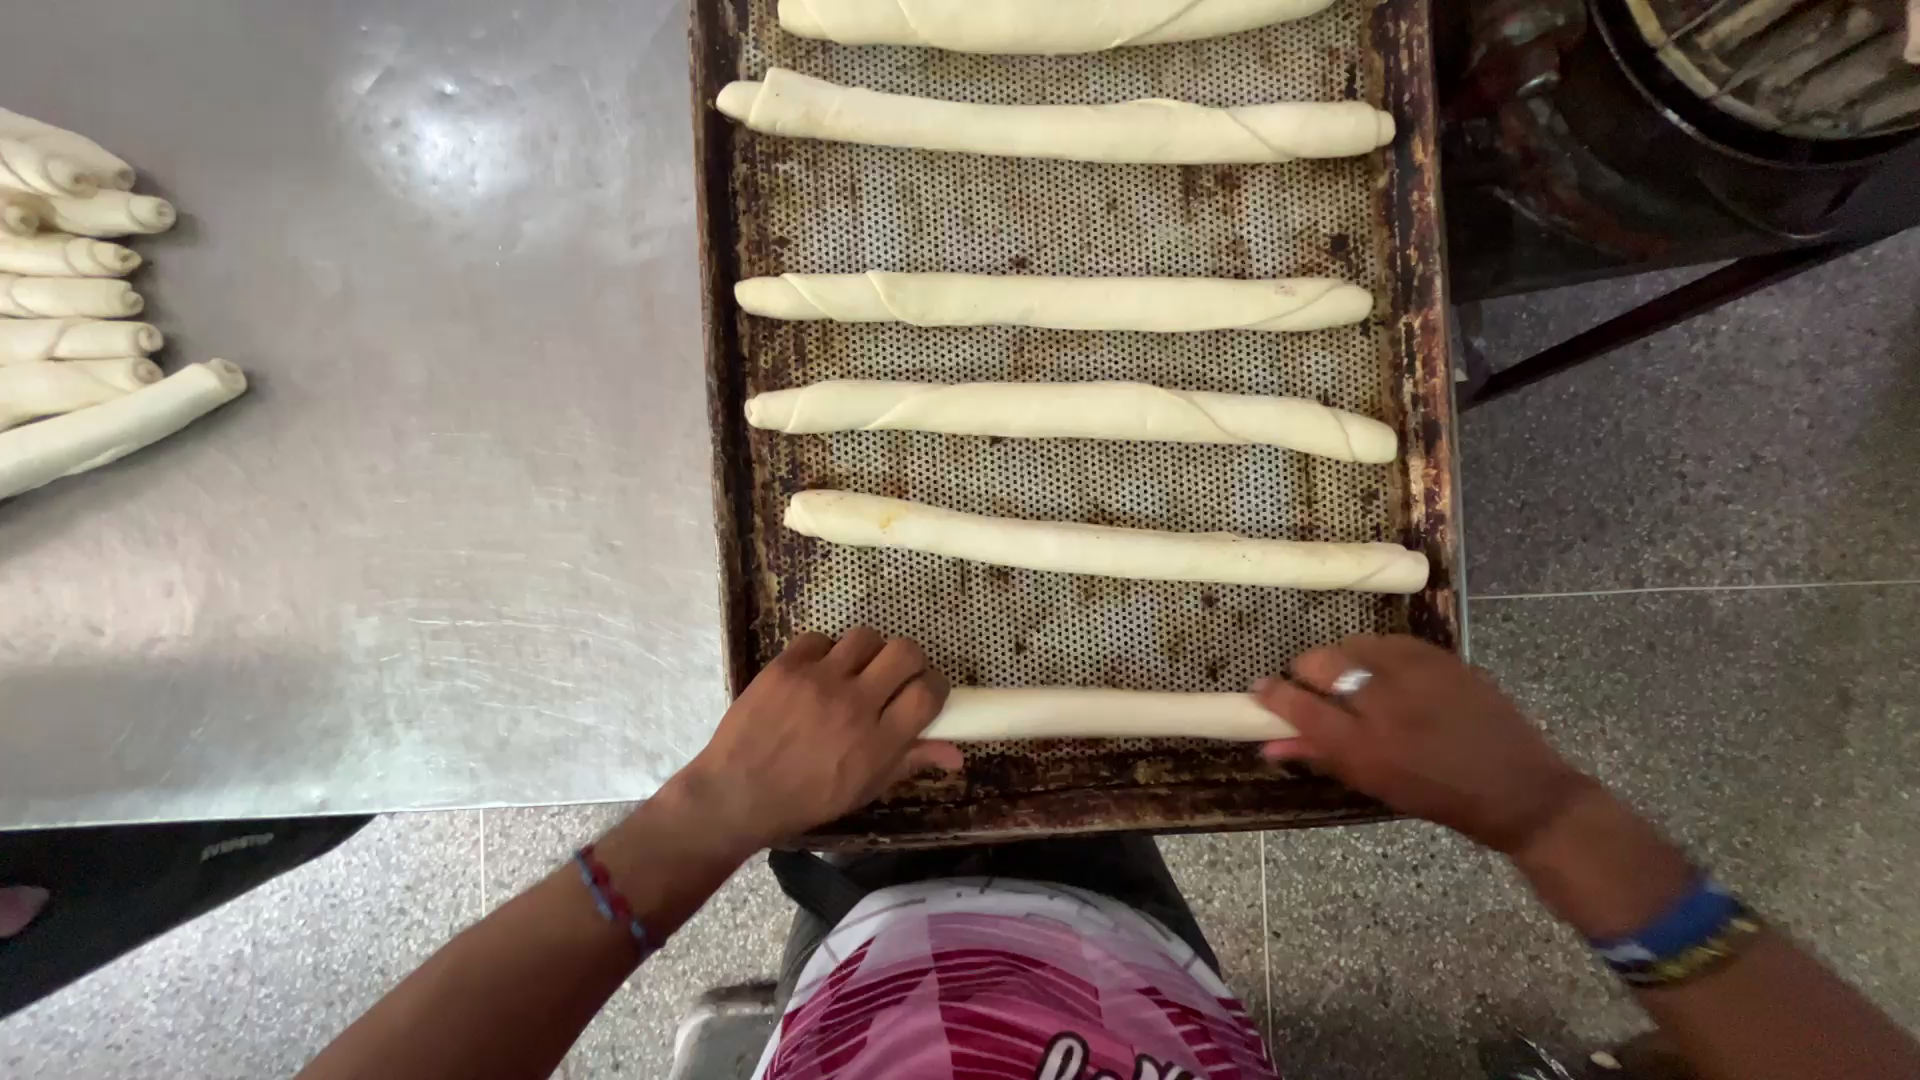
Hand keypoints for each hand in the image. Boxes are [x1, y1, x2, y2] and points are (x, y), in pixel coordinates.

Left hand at [677, 628, 962, 851]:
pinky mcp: (785, 666)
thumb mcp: (864, 789)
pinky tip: (816, 674)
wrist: (735, 795)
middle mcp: (853, 705)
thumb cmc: (806, 800)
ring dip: (867, 652)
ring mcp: (818, 681)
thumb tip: (958, 755)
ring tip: (854, 671)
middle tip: (894, 676)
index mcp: (877, 742)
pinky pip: (820, 639)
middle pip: (905, 652)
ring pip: (865, 637)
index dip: (935, 687)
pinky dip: (824, 653)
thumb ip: (910, 762)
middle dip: (909, 660)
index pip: (928, 693)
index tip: (925, 693)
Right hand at [1253, 634, 1589, 852]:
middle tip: (1313, 686)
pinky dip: (1375, 653)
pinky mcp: (1441, 659)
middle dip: (1306, 672)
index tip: (1260, 689)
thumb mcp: (1373, 784)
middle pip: (1319, 663)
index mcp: (1363, 747)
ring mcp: (1416, 676)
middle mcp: (1385, 705)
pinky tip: (1384, 670)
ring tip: (1352, 678)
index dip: (1271, 694)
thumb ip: (1317, 755)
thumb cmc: (1436, 795)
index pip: (1297, 707)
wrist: (1521, 790)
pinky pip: (1388, 641)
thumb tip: (1266, 743)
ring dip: (1341, 660)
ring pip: (1351, 645)